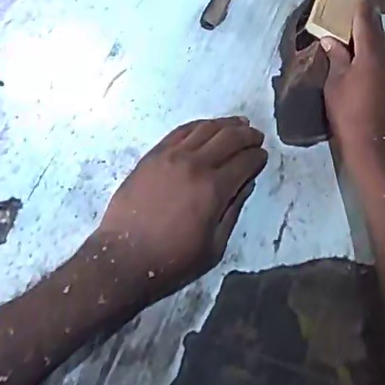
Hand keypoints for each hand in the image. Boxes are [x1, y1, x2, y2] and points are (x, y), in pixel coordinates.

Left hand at [91, 117, 266, 299]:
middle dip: (247, 136)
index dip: (257, 157)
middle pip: (229, 138)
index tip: (262, 156)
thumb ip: (233, 210)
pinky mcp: (154, 154)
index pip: (244, 162)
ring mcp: (172, 155)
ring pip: (206, 128)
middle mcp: (195, 164)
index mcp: (213, 189)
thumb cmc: (171, 260)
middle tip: (256, 137)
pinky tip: (207, 126)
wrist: (122, 258)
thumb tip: (247, 183)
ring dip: (226, 124)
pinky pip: (181, 131)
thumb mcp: (213, 247)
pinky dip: (199, 125)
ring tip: (238, 124)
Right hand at [320, 0, 384, 161]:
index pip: (366, 22)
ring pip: (384, 45)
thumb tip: (331, 39)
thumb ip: (335, 57)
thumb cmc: (348, 111)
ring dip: (374, 34)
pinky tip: (365, 53)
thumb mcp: (334, 82)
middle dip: (369, 18)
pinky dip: (376, 49)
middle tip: (360, 6)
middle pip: (379, 31)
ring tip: (360, 28)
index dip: (362, 7)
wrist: (371, 146)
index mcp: (371, 54)